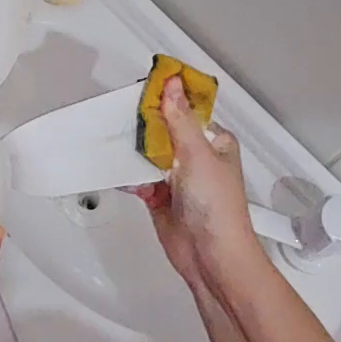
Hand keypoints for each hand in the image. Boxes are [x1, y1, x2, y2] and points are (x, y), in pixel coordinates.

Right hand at [130, 75, 263, 289]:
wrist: (210, 256)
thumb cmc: (219, 210)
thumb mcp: (197, 155)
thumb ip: (179, 120)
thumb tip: (173, 86)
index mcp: (214, 142)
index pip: (188, 110)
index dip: (169, 97)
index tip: (147, 85)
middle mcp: (197, 158)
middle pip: (164, 130)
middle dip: (146, 126)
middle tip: (126, 115)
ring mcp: (178, 178)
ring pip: (150, 154)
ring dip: (136, 153)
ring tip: (120, 144)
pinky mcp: (161, 197)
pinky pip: (139, 178)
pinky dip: (131, 176)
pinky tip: (122, 174)